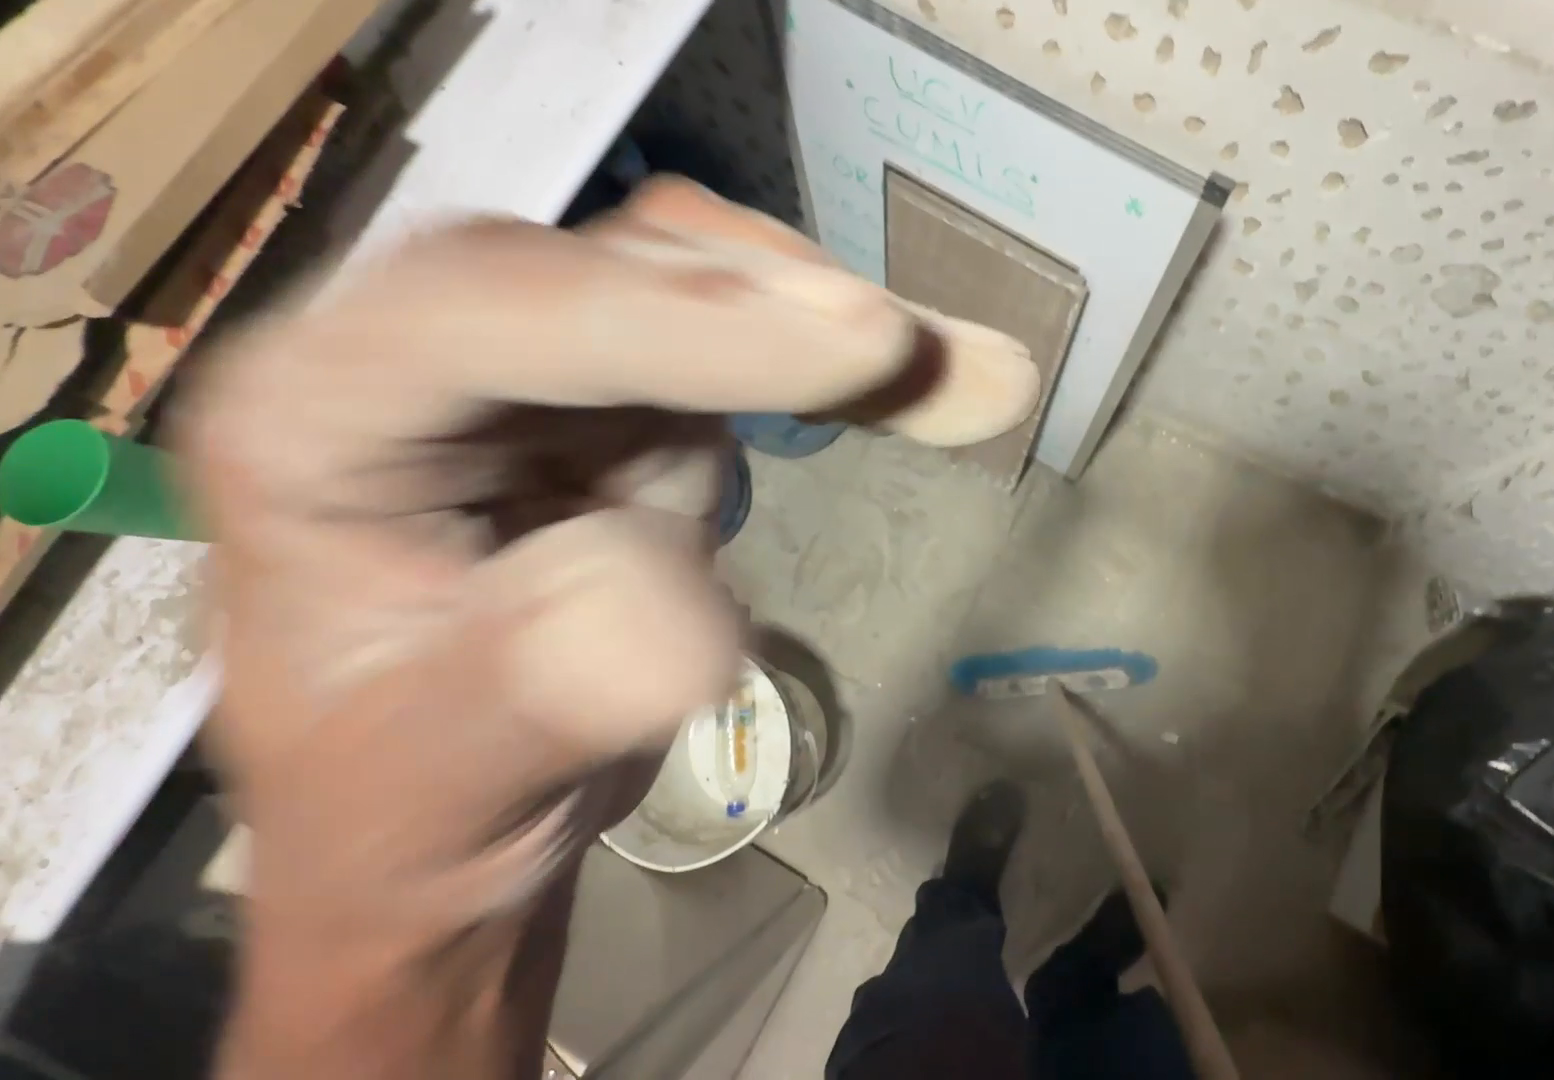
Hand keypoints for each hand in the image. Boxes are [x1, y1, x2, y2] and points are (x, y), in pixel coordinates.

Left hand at [180, 177, 1037, 1078]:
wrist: (448, 819)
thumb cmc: (407, 811)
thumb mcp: (442, 786)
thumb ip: (543, 693)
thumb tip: (688, 628)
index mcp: (319, 420)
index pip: (496, 316)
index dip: (688, 322)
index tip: (864, 346)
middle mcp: (423, 356)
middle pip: (616, 273)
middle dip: (783, 311)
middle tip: (923, 358)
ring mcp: (539, 372)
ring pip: (698, 286)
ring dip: (834, 329)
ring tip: (966, 375)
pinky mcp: (627, 402)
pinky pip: (743, 344)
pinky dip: (840, 367)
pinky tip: (926, 392)